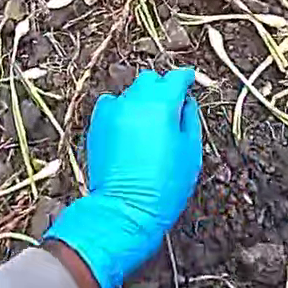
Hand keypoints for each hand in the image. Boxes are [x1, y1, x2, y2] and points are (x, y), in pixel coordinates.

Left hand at [44, 69, 202, 287]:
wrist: (125, 210)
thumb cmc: (163, 186)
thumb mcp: (190, 152)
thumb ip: (189, 119)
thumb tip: (185, 102)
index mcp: (161, 104)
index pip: (175, 78)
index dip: (186, 78)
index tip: (189, 81)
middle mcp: (134, 101)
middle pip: (150, 80)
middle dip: (162, 89)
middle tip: (170, 107)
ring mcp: (112, 111)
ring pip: (130, 92)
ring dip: (142, 100)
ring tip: (149, 123)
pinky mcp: (97, 124)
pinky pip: (112, 105)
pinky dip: (122, 110)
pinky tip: (129, 128)